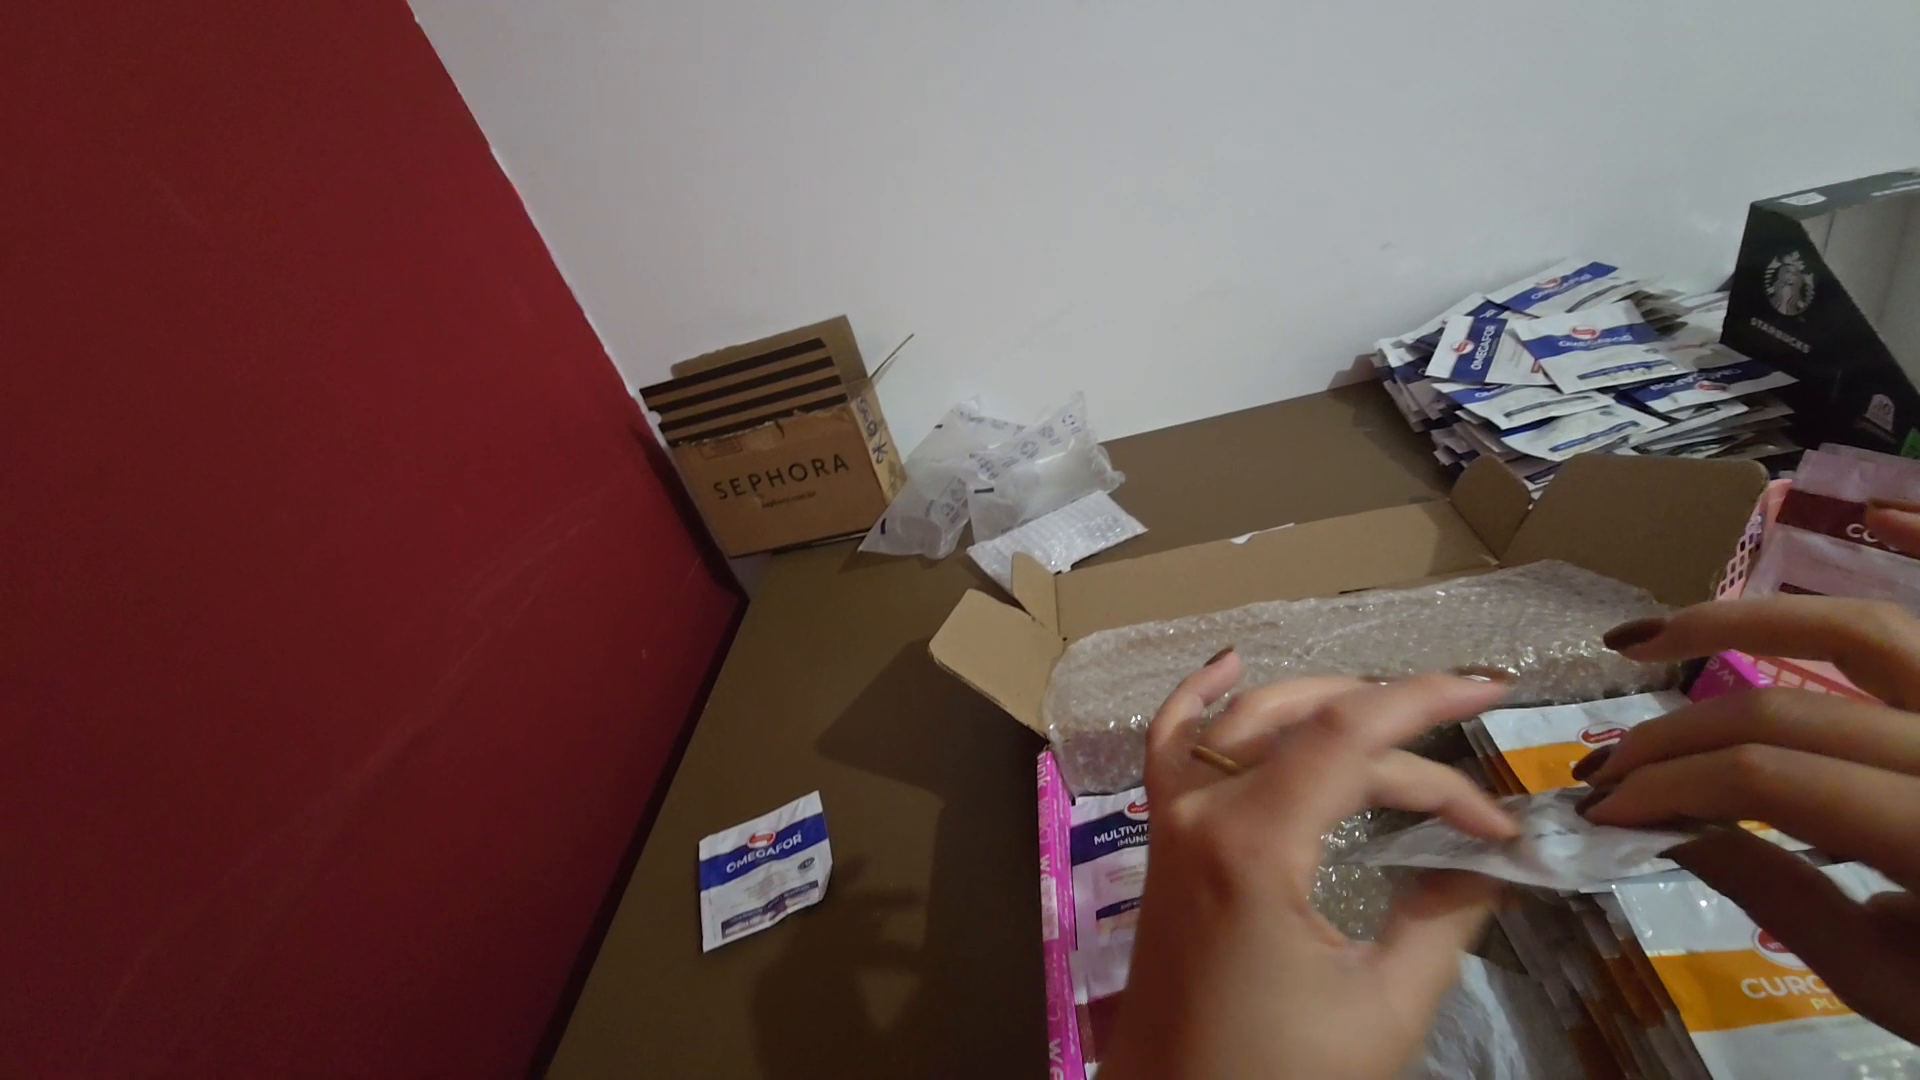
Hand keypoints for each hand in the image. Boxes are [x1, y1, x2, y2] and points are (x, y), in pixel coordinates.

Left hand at [1102, 653, 1517, 1079]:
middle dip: (1395, 739)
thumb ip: (1440, 917)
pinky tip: (1232, 665)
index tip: (1490, 694)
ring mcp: (1168, 811)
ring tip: (1393, 719)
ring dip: (1316, 703)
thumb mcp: (1382, 1007)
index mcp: (1254, 844)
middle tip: (1469, 803)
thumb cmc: (1278, 1073)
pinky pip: (1167, 738)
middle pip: (1306, 729)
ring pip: (1241, 717)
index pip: (1345, 738)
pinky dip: (1198, 694)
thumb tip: (1489, 857)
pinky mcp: (1158, 828)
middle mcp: (1200, 806)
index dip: (1421, 703)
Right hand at [1579, 595, 1919, 1040]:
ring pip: (1853, 632)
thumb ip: (1776, 896)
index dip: (1668, 786)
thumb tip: (1650, 824)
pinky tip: (1717, 623)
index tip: (1601, 812)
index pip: (1769, 780)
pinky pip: (1890, 636)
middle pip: (1779, 716)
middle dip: (1668, 741)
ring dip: (1721, 625)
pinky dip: (1797, 617)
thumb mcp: (1894, 985)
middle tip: (1604, 772)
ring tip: (1632, 642)